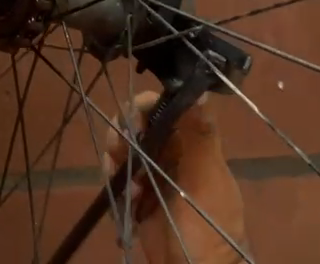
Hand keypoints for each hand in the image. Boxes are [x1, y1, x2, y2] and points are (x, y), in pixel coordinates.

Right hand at [104, 93, 247, 262]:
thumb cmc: (205, 229)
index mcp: (196, 148)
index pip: (169, 109)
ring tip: (116, 170)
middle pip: (141, 123)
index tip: (136, 113)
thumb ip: (200, 137)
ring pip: (126, 144)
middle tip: (119, 147)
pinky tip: (121, 189)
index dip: (148, 104)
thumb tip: (200, 90)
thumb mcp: (206, 182)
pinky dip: (113, 174)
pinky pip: (118, 171)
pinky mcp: (137, 195)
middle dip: (125, 128)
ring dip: (116, 151)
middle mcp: (174, 156)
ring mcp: (154, 176)